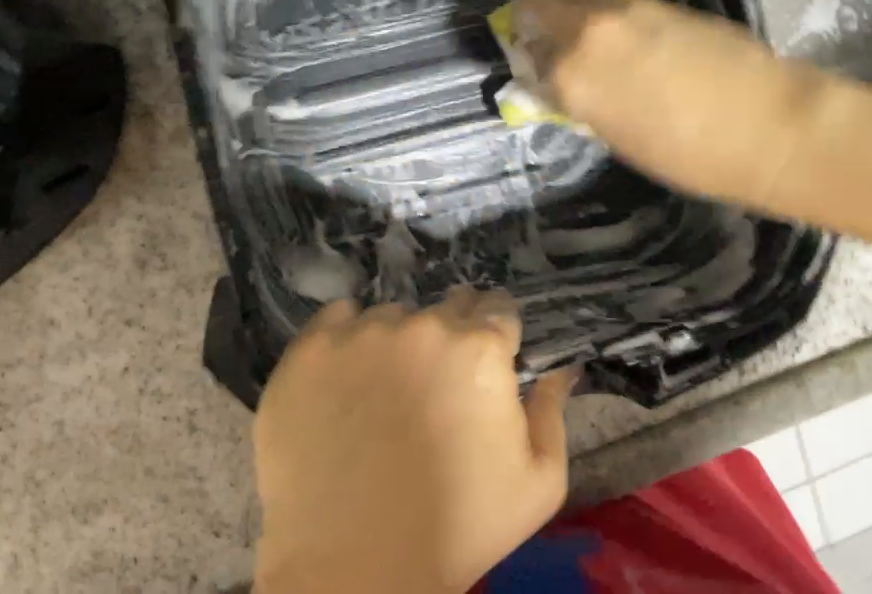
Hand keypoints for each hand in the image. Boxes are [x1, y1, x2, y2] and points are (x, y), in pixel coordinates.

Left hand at [252, 287, 577, 593]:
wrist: (353, 564)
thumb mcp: (538, 484)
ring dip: (397, 341)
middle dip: (450, 335)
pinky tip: (345, 379)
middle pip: (444, 308)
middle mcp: (420, 326)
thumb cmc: (458, 529)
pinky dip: (345, 340)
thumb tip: (561, 369)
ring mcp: (359, 333)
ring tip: (385, 391)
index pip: (497, 309)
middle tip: (438, 382)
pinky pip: (336, 320)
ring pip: (389, 317)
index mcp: (479, 349)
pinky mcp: (309, 348)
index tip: (488, 355)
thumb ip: (552, 412)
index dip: (496, 332)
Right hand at [507, 0, 825, 204]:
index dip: (526, 62)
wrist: (769, 125)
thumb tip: (567, 90)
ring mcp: (625, 11)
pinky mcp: (660, 2)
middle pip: (540, 5)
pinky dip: (604, 8)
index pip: (527, 58)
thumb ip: (584, 105)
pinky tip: (621, 32)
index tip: (532, 69)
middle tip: (542, 34)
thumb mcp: (619, 138)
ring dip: (567, 4)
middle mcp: (587, 34)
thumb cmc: (689, 155)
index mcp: (570, 78)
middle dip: (534, 17)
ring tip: (580, 28)